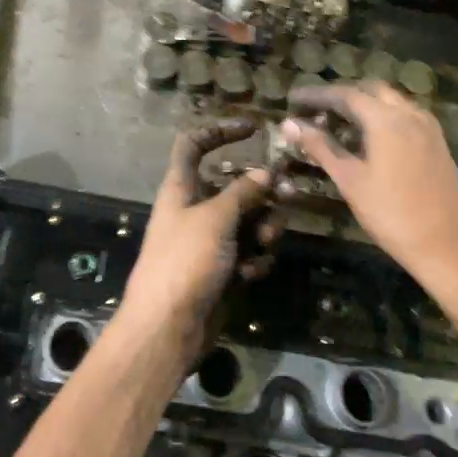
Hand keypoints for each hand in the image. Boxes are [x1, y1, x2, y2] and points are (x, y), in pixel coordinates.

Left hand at [118, 118, 283, 365]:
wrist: (168, 329)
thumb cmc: (184, 263)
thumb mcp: (216, 219)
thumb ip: (242, 192)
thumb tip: (264, 173)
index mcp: (181, 187)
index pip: (193, 144)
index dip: (219, 131)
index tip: (253, 127)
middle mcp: (194, 209)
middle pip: (233, 185)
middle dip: (261, 190)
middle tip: (289, 194)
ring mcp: (208, 241)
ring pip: (247, 219)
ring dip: (263, 227)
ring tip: (265, 243)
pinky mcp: (222, 270)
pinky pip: (248, 252)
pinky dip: (254, 258)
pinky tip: (252, 272)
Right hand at [281, 83, 457, 295]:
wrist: (450, 247)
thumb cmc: (393, 215)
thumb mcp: (351, 181)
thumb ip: (321, 148)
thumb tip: (290, 124)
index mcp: (387, 119)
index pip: (345, 94)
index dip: (317, 95)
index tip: (294, 99)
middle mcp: (410, 113)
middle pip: (370, 90)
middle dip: (342, 95)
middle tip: (316, 110)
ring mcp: (428, 128)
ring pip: (391, 101)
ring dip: (364, 105)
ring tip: (339, 123)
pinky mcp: (437, 143)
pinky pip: (405, 116)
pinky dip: (383, 117)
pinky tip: (370, 138)